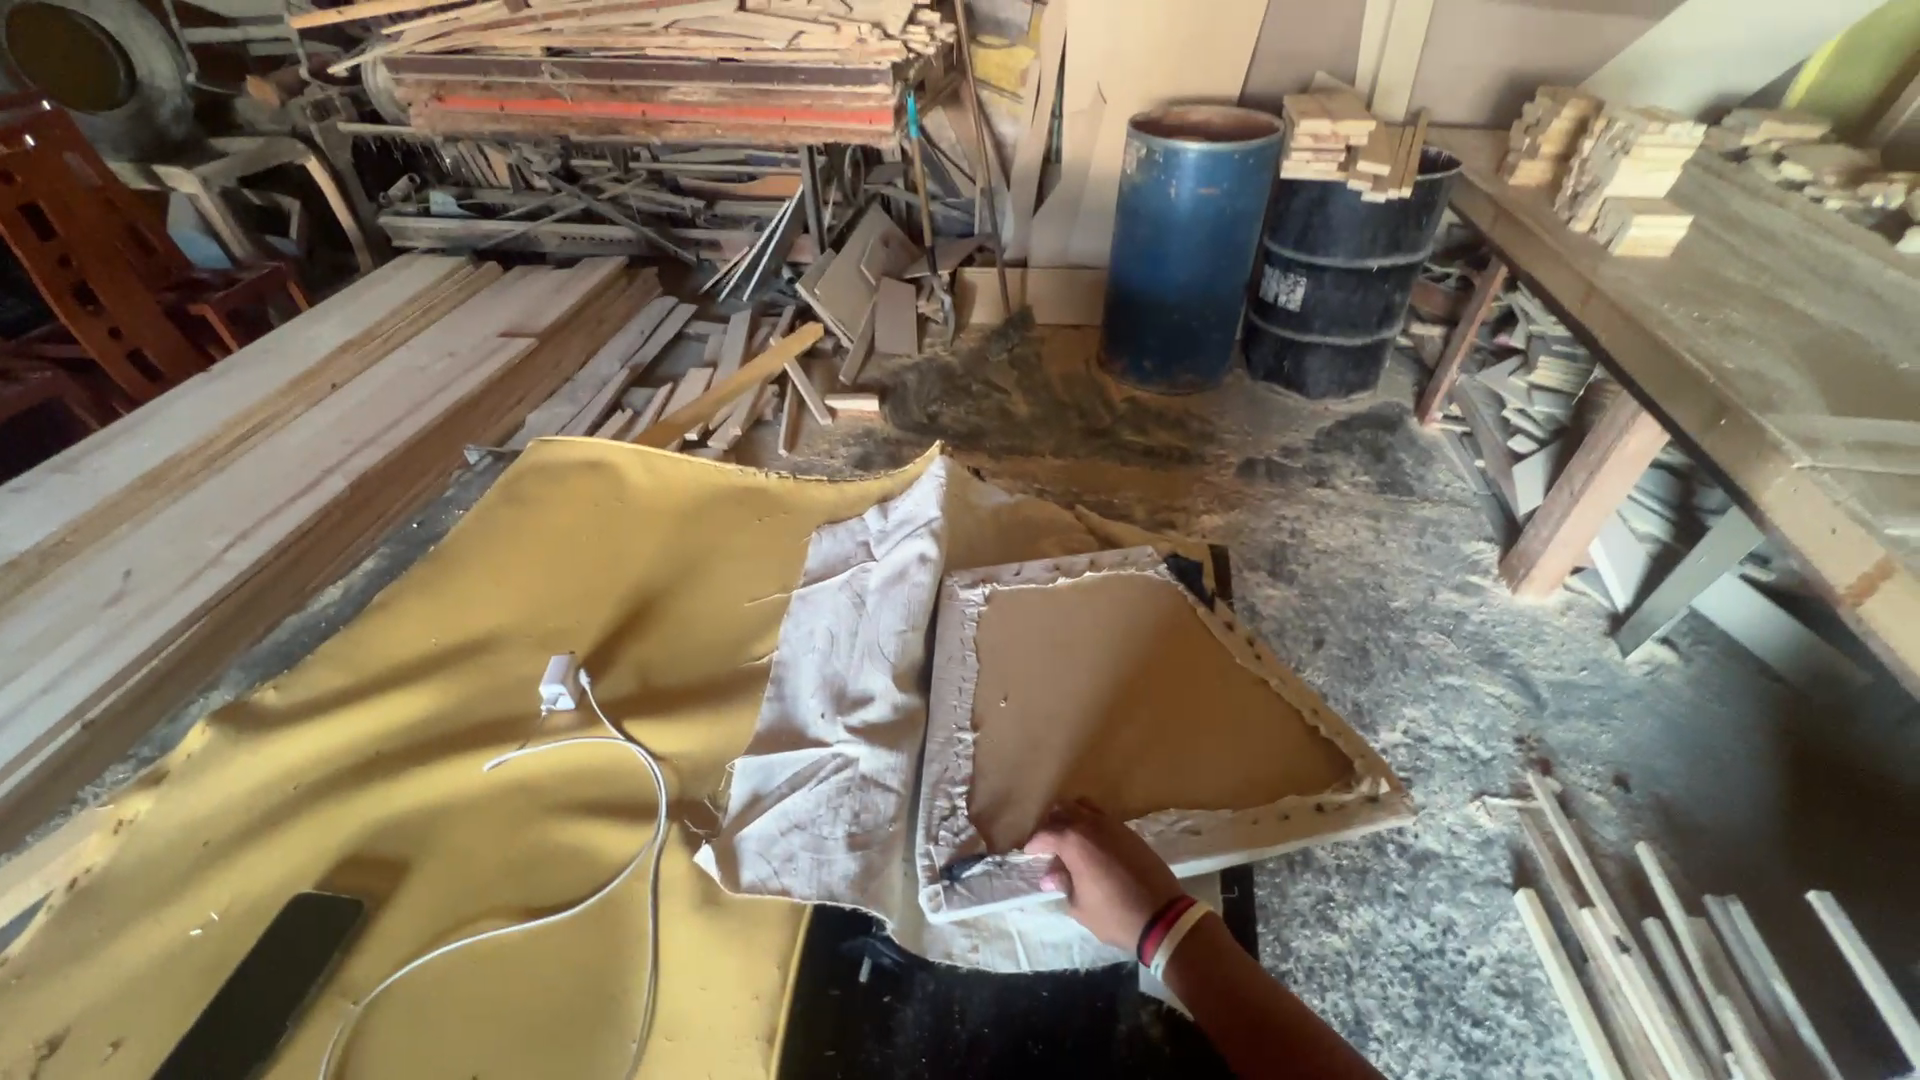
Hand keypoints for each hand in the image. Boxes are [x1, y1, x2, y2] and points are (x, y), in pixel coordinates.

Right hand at [1023, 798, 1184, 950]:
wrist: (1162, 915)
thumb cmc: (1114, 915)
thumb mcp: (1080, 906)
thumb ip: (1063, 884)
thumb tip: (1051, 875)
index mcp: (1073, 841)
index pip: (1045, 834)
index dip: (1034, 843)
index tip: (1028, 852)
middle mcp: (1091, 825)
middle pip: (1063, 809)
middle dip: (1051, 824)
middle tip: (1047, 842)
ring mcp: (1113, 825)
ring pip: (1084, 806)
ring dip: (1071, 816)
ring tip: (1068, 837)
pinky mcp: (1129, 832)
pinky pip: (1103, 817)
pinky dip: (1091, 823)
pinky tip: (1091, 844)